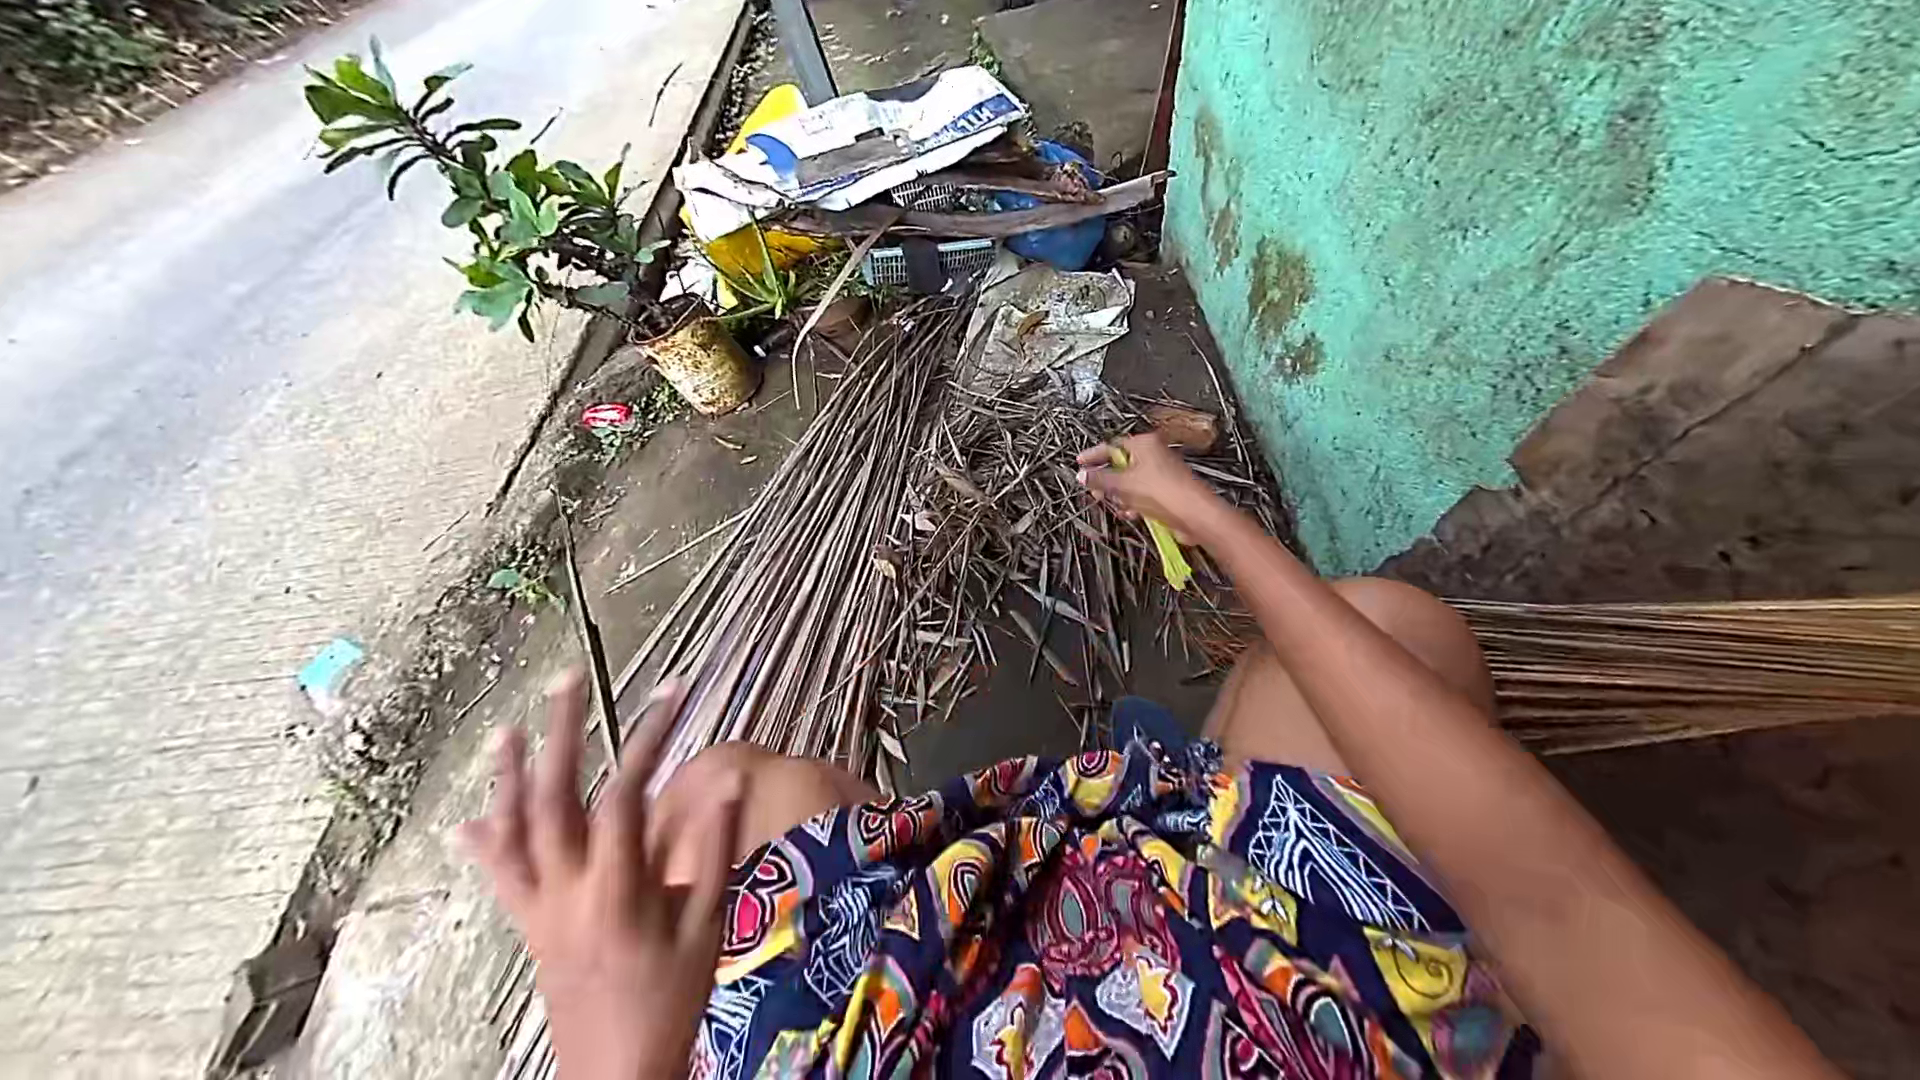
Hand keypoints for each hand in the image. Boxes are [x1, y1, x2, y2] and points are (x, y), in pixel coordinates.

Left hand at [459, 670, 744, 1079]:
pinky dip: (488, 840)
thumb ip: (717, 848)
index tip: (675, 693)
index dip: (651, 735)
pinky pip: (501, 876)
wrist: (616, 1075)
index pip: (628, 791)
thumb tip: (732, 782)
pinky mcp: (529, 926)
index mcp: (616, 887)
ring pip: (515, 831)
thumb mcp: (709, 923)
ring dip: (511, 776)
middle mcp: (566, 890)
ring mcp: (539, 908)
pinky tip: (472, 817)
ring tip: (511, 728)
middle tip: (568, 681)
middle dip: (562, 732)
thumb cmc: (671, 997)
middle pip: (554, 797)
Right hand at [1075, 433, 1222, 541]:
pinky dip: (1133, 502)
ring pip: (1129, 482)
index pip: (1111, 445)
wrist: (1194, 515)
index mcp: (1144, 444)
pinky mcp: (1164, 491)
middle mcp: (1153, 455)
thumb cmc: (1164, 493)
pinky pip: (1141, 494)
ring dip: (1120, 495)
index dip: (1094, 455)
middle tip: (1095, 491)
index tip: (1080, 462)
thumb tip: (1082, 475)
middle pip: (1120, 465)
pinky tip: (1131, 512)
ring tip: (1116, 504)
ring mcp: (1160, 473)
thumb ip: (1099, 479)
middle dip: (1107, 480)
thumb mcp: (1122, 485)